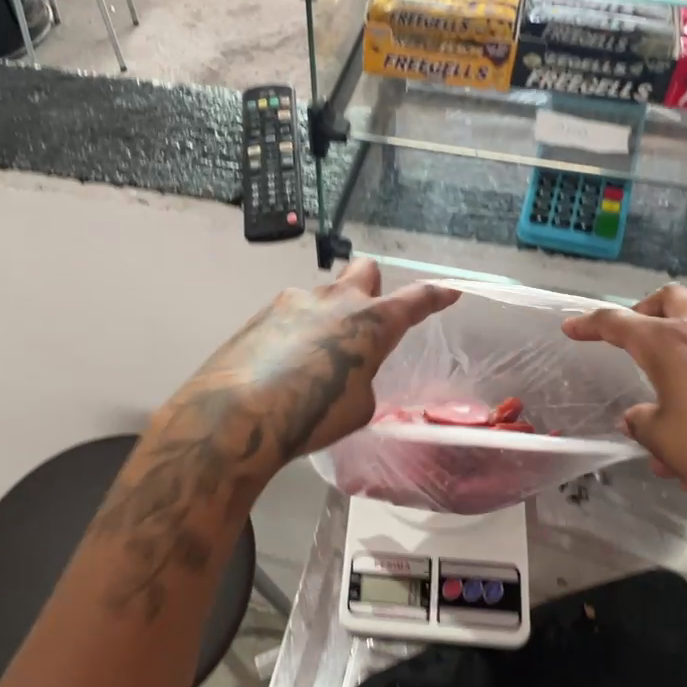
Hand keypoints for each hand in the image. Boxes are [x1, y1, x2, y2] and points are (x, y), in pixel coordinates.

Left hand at [128, 259, 459, 502]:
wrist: (238, 414)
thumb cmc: (313, 415)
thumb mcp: (358, 407)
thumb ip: (363, 379)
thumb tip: (350, 373)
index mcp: (372, 321)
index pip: (415, 300)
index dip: (435, 296)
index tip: (449, 291)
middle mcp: (335, 300)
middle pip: (364, 271)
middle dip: (372, 286)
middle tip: (366, 316)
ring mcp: (293, 301)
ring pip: (322, 294)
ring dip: (327, 315)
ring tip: (316, 356)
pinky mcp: (260, 315)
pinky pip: (290, 315)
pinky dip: (296, 333)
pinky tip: (283, 365)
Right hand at [561, 284, 686, 550]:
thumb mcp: (666, 444)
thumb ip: (644, 421)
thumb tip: (640, 415)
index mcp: (672, 344)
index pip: (618, 322)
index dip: (590, 325)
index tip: (572, 330)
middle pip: (670, 300)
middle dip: (645, 312)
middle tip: (633, 341)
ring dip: (685, 347)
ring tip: (678, 399)